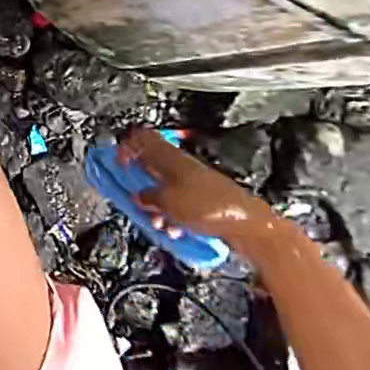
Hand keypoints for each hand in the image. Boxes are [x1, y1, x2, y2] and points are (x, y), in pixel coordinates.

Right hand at [119, 129, 284, 253]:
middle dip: (140, 184)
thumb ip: (148, 198)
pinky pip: (180, 203)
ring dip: (157, 205)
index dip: (127, 147)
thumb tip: (138, 197)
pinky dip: (174, 215)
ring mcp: (195, 183)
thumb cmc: (210, 208)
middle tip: (135, 199)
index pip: (143, 138)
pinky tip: (176, 230)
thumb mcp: (168, 203)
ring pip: (165, 187)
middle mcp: (182, 166)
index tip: (118, 163)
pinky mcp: (206, 201)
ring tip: (157, 222)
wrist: (251, 229)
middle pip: (152, 166)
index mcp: (171, 157)